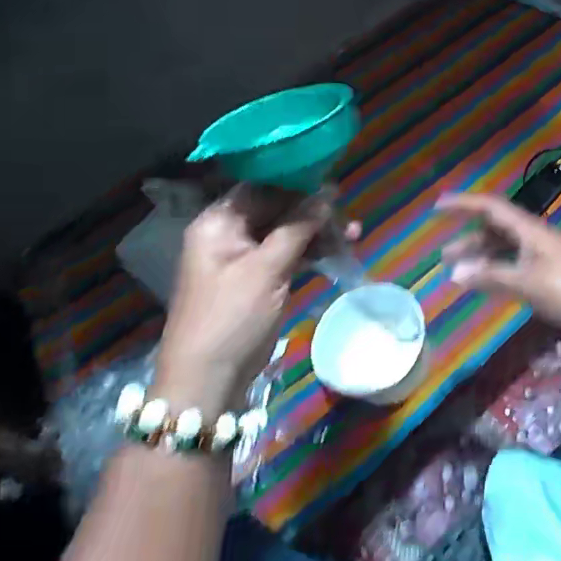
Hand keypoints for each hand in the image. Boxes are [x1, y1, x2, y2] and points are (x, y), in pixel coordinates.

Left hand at [155, 188, 339, 409]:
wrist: (207, 378)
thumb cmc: (232, 316)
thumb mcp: (266, 269)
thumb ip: (297, 227)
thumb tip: (326, 193)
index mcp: (219, 221)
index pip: (261, 186)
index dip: (296, 182)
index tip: (332, 183)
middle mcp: (228, 233)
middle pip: (275, 209)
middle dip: (312, 211)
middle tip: (347, 214)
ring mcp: (243, 259)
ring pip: (284, 234)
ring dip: (316, 233)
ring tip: (353, 233)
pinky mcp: (257, 281)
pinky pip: (285, 257)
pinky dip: (308, 254)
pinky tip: (338, 251)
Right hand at [435, 194, 560, 330]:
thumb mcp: (525, 283)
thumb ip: (490, 277)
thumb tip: (455, 273)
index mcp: (528, 230)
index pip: (489, 208)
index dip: (463, 204)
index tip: (437, 208)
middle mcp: (533, 236)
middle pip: (495, 229)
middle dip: (468, 240)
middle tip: (445, 257)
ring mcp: (543, 254)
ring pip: (504, 248)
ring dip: (482, 257)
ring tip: (461, 275)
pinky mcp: (550, 272)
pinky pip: (514, 263)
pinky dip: (497, 270)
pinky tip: (488, 285)